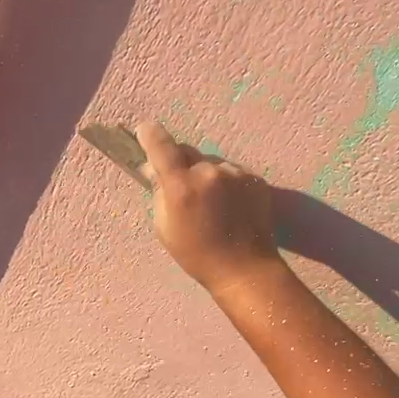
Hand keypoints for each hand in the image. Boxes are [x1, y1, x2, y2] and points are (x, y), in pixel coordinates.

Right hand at [135, 122, 285, 292]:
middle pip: (187, 151)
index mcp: (181, 186)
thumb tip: (155, 169)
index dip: (149, 134)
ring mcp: (235, 173)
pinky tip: (228, 206)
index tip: (144, 129)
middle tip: (180, 185)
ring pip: (210, 163)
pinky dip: (224, 183)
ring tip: (210, 203)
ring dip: (204, 174)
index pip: (161, 146)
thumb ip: (159, 193)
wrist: (245, 268)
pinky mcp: (254, 178)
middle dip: (180, 163)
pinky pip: (231, 172)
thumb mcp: (164, 227)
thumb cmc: (196, 253)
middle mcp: (208, 173)